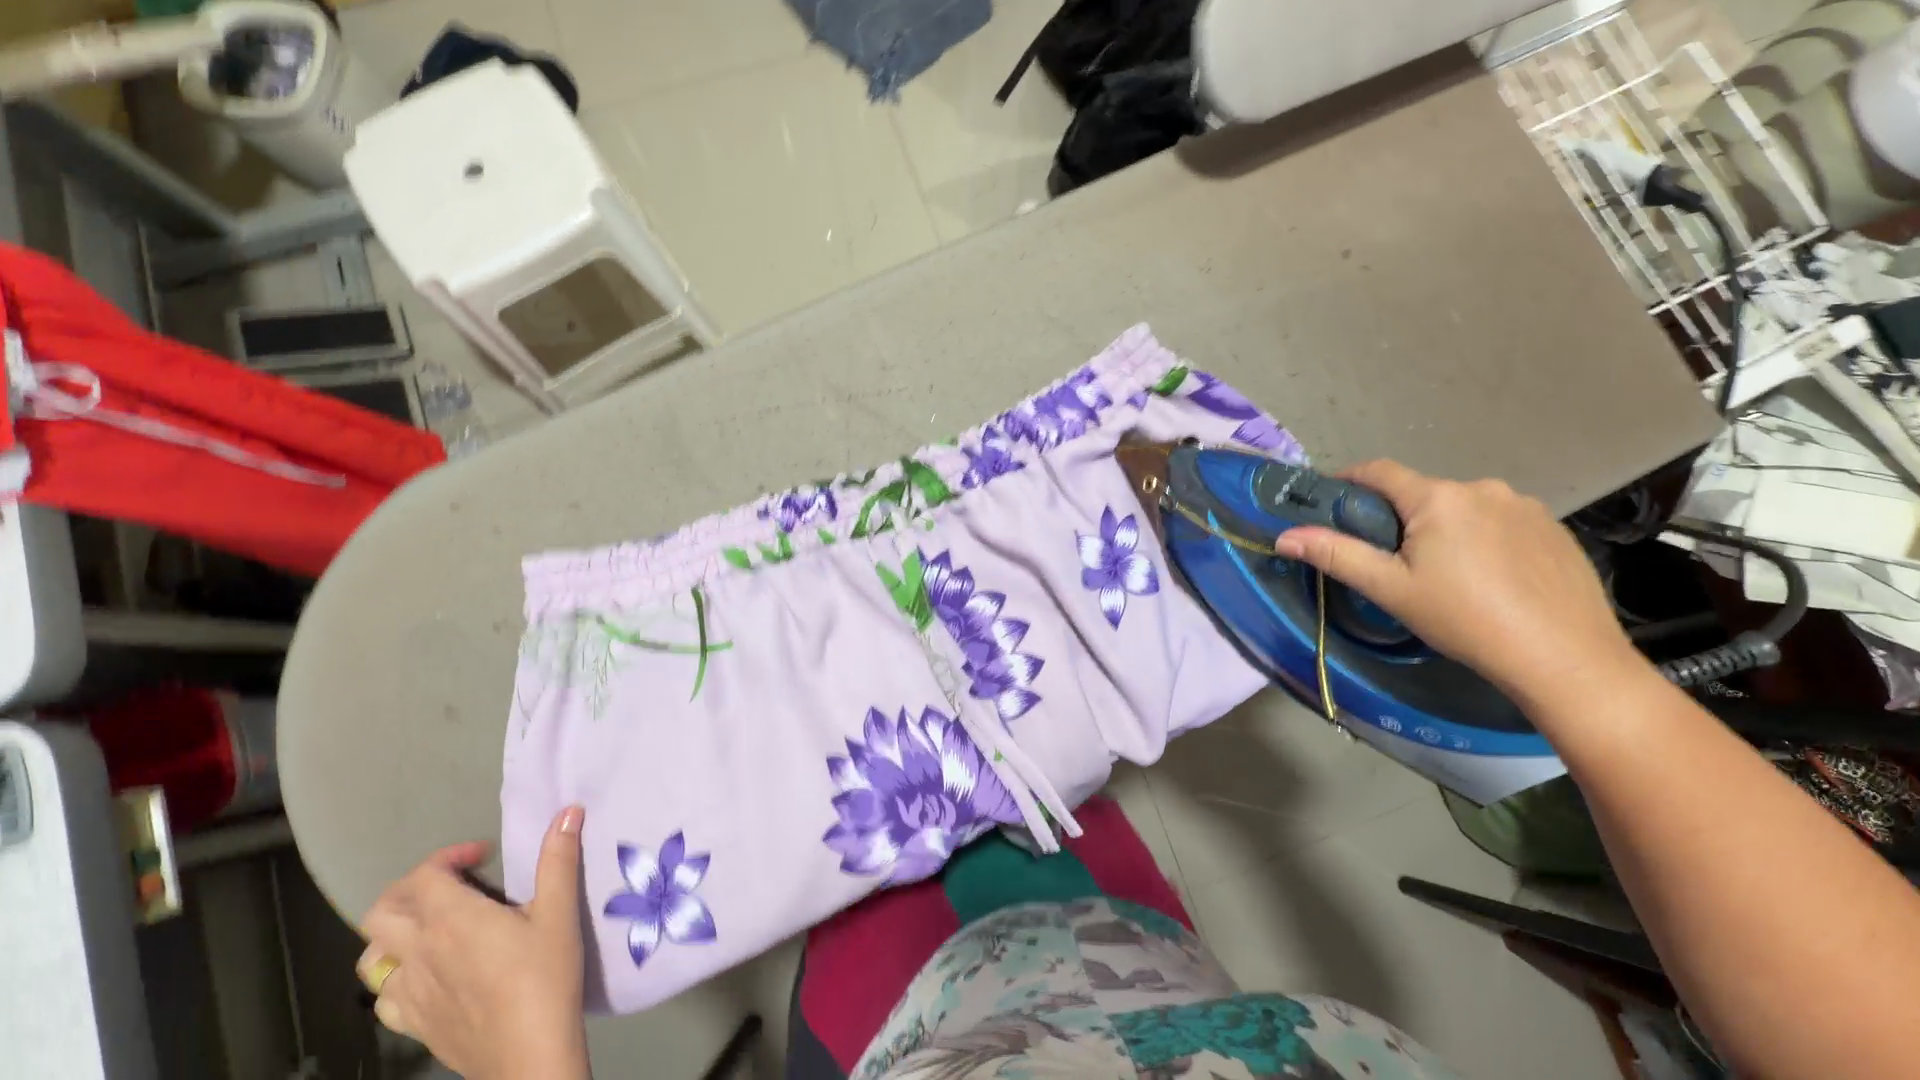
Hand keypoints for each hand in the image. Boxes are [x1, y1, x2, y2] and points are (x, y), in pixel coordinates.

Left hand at [359, 806, 590, 1079]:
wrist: (528, 1054)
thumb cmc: (545, 977)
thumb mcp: (560, 913)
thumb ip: (558, 860)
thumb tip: (568, 811)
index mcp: (450, 918)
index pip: (424, 874)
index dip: (449, 856)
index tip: (482, 856)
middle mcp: (419, 950)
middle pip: (382, 911)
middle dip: (410, 890)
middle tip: (448, 888)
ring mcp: (409, 991)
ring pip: (373, 956)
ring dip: (393, 935)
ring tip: (429, 931)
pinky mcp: (413, 1023)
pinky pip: (384, 997)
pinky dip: (397, 980)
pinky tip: (427, 979)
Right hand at [1274, 460, 1640, 702]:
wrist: (1564, 657)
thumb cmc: (1465, 621)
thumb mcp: (1391, 590)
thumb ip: (1337, 555)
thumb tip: (1284, 536)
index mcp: (1438, 498)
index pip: (1379, 471)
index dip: (1349, 481)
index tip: (1330, 502)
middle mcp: (1483, 488)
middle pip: (1424, 494)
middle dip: (1402, 518)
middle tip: (1393, 563)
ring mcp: (1525, 506)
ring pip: (1465, 509)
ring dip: (1445, 530)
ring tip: (1447, 578)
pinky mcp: (1554, 529)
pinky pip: (1502, 523)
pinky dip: (1484, 541)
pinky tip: (1491, 581)